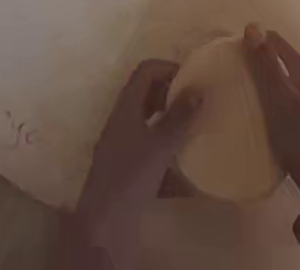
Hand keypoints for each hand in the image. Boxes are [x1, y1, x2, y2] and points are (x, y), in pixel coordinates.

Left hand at [67, 60, 201, 260]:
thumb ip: (178, 117)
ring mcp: (122, 146)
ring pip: (149, 121)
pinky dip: (167, 152)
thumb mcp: (159, 146)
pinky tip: (186, 171)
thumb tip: (197, 88)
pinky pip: (150, 150)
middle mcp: (121, 121)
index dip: (168, 68)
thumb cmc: (129, 179)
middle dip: (172, 94)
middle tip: (196, 102)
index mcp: (125, 108)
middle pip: (147, 93)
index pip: (145, 70)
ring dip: (171, 122)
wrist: (102, 231)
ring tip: (195, 129)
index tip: (192, 80)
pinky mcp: (127, 169)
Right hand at [242, 25, 299, 192]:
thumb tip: (252, 26)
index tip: (230, 51)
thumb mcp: (279, 97)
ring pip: (278, 77)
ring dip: (260, 78)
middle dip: (255, 59)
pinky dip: (266, 95)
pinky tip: (254, 109)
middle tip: (228, 70)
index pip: (273, 40)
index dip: (253, 40)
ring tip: (236, 88)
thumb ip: (266, 64)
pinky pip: (280, 95)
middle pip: (276, 57)